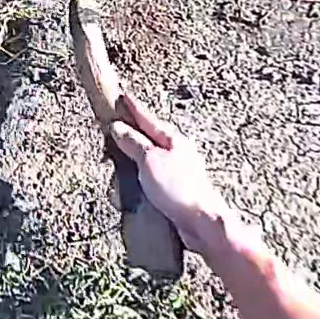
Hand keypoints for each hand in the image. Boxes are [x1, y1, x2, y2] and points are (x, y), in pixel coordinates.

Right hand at [107, 94, 238, 254]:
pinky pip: (151, 179)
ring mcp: (176, 171)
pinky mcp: (174, 190)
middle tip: (117, 127)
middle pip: (147, 137)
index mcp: (171, 139)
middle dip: (132, 135)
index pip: (146, 118)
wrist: (202, 223)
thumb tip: (118, 127)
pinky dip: (140, 181)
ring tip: (123, 162)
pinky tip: (135, 188)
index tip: (122, 95)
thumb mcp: (149, 160)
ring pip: (148, 160)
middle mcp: (175, 152)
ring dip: (135, 162)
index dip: (133, 107)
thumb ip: (132, 143)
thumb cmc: (179, 189)